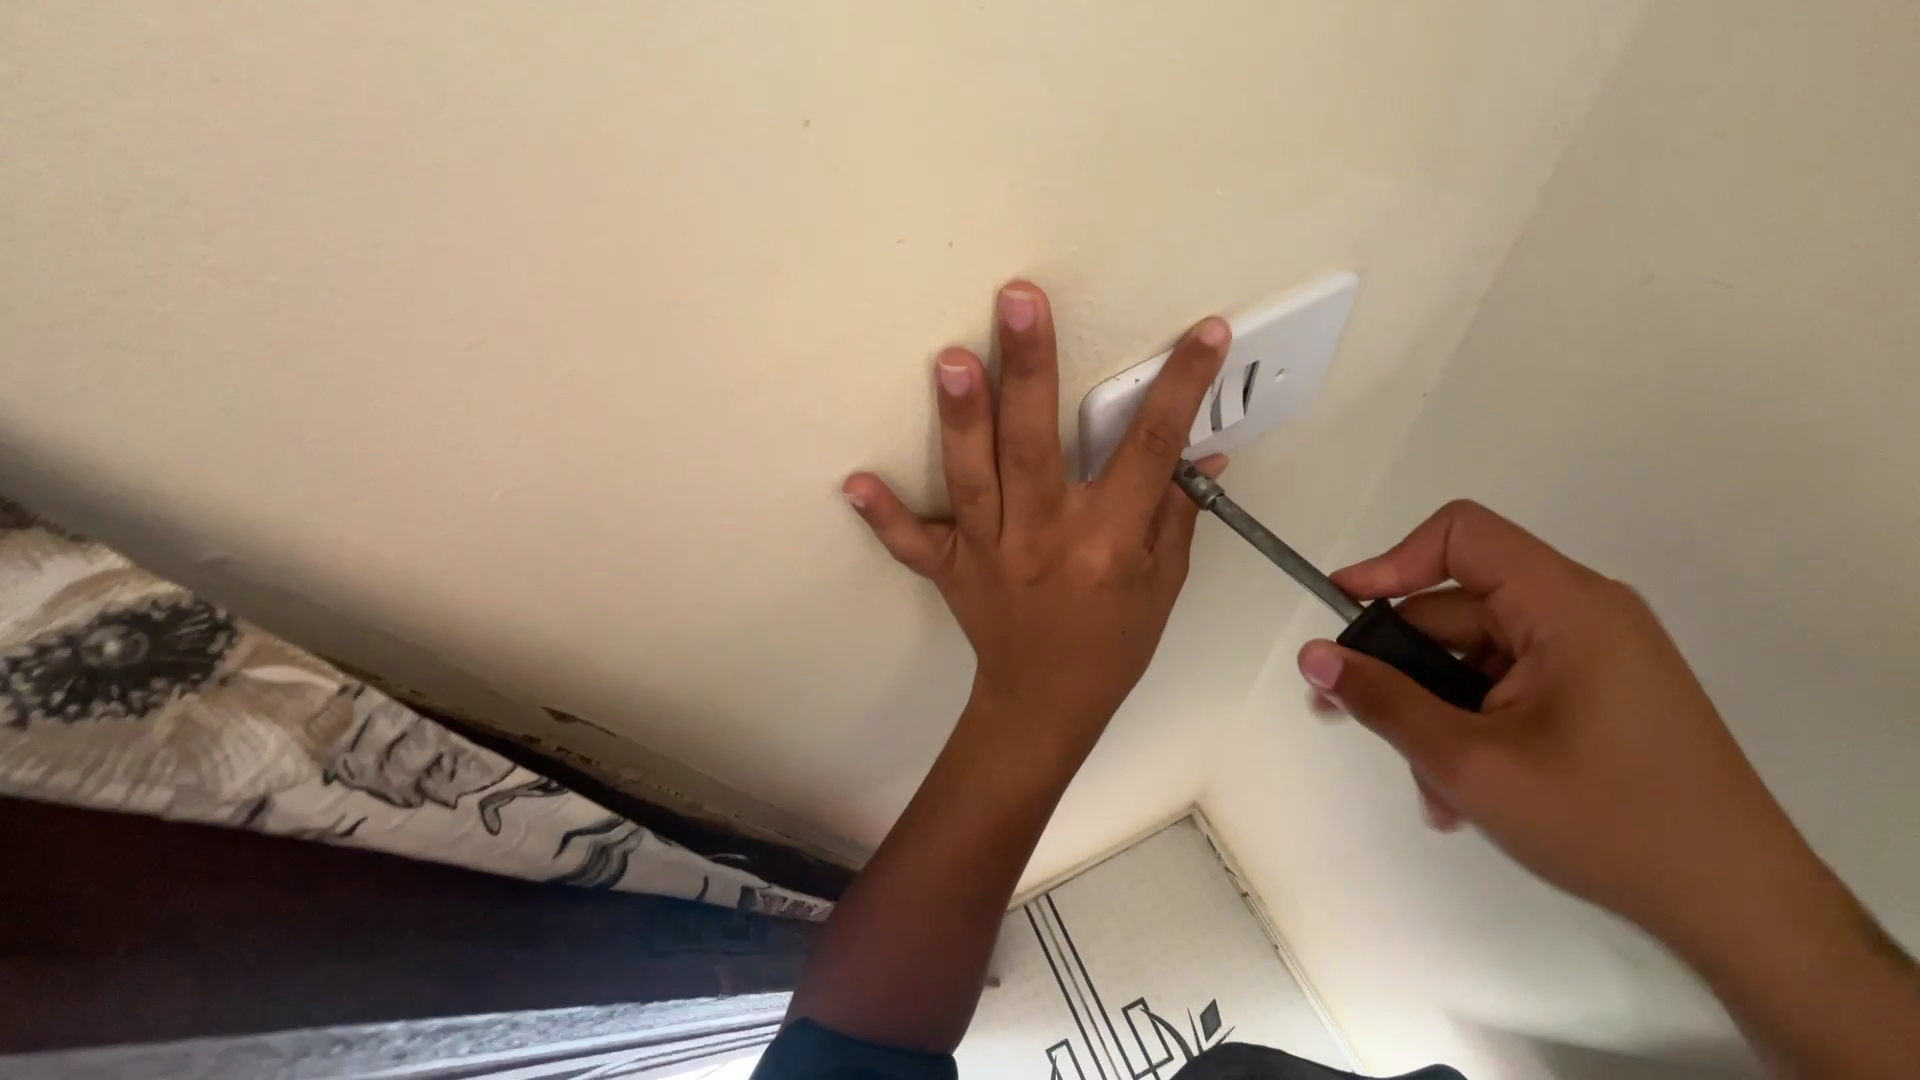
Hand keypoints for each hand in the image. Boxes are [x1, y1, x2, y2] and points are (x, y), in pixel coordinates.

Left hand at [844, 281, 1229, 736]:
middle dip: (1030, 370)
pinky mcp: (949, 568)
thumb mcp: (1162, 584)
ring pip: (973, 478)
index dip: (1179, 388)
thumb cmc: (1111, 644)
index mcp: (1108, 540)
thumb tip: (1204, 452)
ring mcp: (989, 552)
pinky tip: (853, 481)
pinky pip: (912, 542)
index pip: (1149, 449)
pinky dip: (883, 515)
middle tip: (1017, 301)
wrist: (1045, 704)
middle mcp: (1045, 536)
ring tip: (952, 357)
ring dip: (961, 418)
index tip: (1201, 332)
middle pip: (1036, 445)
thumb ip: (1175, 514)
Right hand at [1296, 500, 1813, 937]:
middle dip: (1401, 671)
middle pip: (1456, 611)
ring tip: (1432, 790)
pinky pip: (1504, 689)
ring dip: (1434, 717)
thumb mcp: (1470, 762)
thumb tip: (1314, 656)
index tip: (1343, 613)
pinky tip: (1464, 795)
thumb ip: (1383, 701)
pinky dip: (1470, 729)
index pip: (1462, 537)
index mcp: (1566, 607)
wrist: (1739, 906)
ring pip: (1473, 661)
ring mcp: (1590, 657)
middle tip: (1346, 716)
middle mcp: (1580, 616)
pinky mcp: (1594, 694)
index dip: (1391, 562)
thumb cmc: (1606, 821)